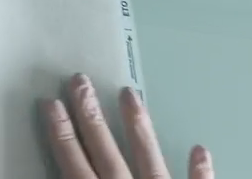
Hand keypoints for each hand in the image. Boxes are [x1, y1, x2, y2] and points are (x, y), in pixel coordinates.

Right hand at [42, 74, 211, 178]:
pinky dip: (199, 171)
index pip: (74, 164)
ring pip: (147, 159)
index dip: (62, 132)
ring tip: (129, 93)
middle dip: (90, 115)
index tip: (51, 103)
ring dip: (137, 126)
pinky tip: (200, 149)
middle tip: (79, 81)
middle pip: (106, 152)